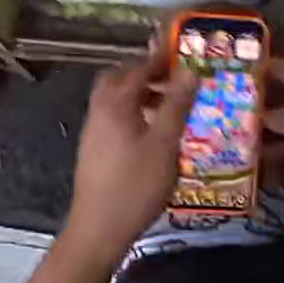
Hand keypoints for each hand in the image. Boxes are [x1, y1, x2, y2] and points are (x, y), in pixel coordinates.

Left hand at [61, 56, 197, 265]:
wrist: (98, 229)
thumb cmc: (135, 185)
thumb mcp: (164, 143)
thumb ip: (176, 105)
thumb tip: (189, 71)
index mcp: (114, 103)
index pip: (138, 69)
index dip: (161, 59)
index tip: (183, 53)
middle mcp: (99, 110)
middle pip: (120, 80)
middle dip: (146, 74)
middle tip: (174, 79)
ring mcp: (93, 131)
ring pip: (116, 100)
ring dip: (141, 95)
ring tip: (171, 106)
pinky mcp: (94, 150)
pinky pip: (115, 118)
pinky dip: (134, 114)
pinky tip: (155, 134)